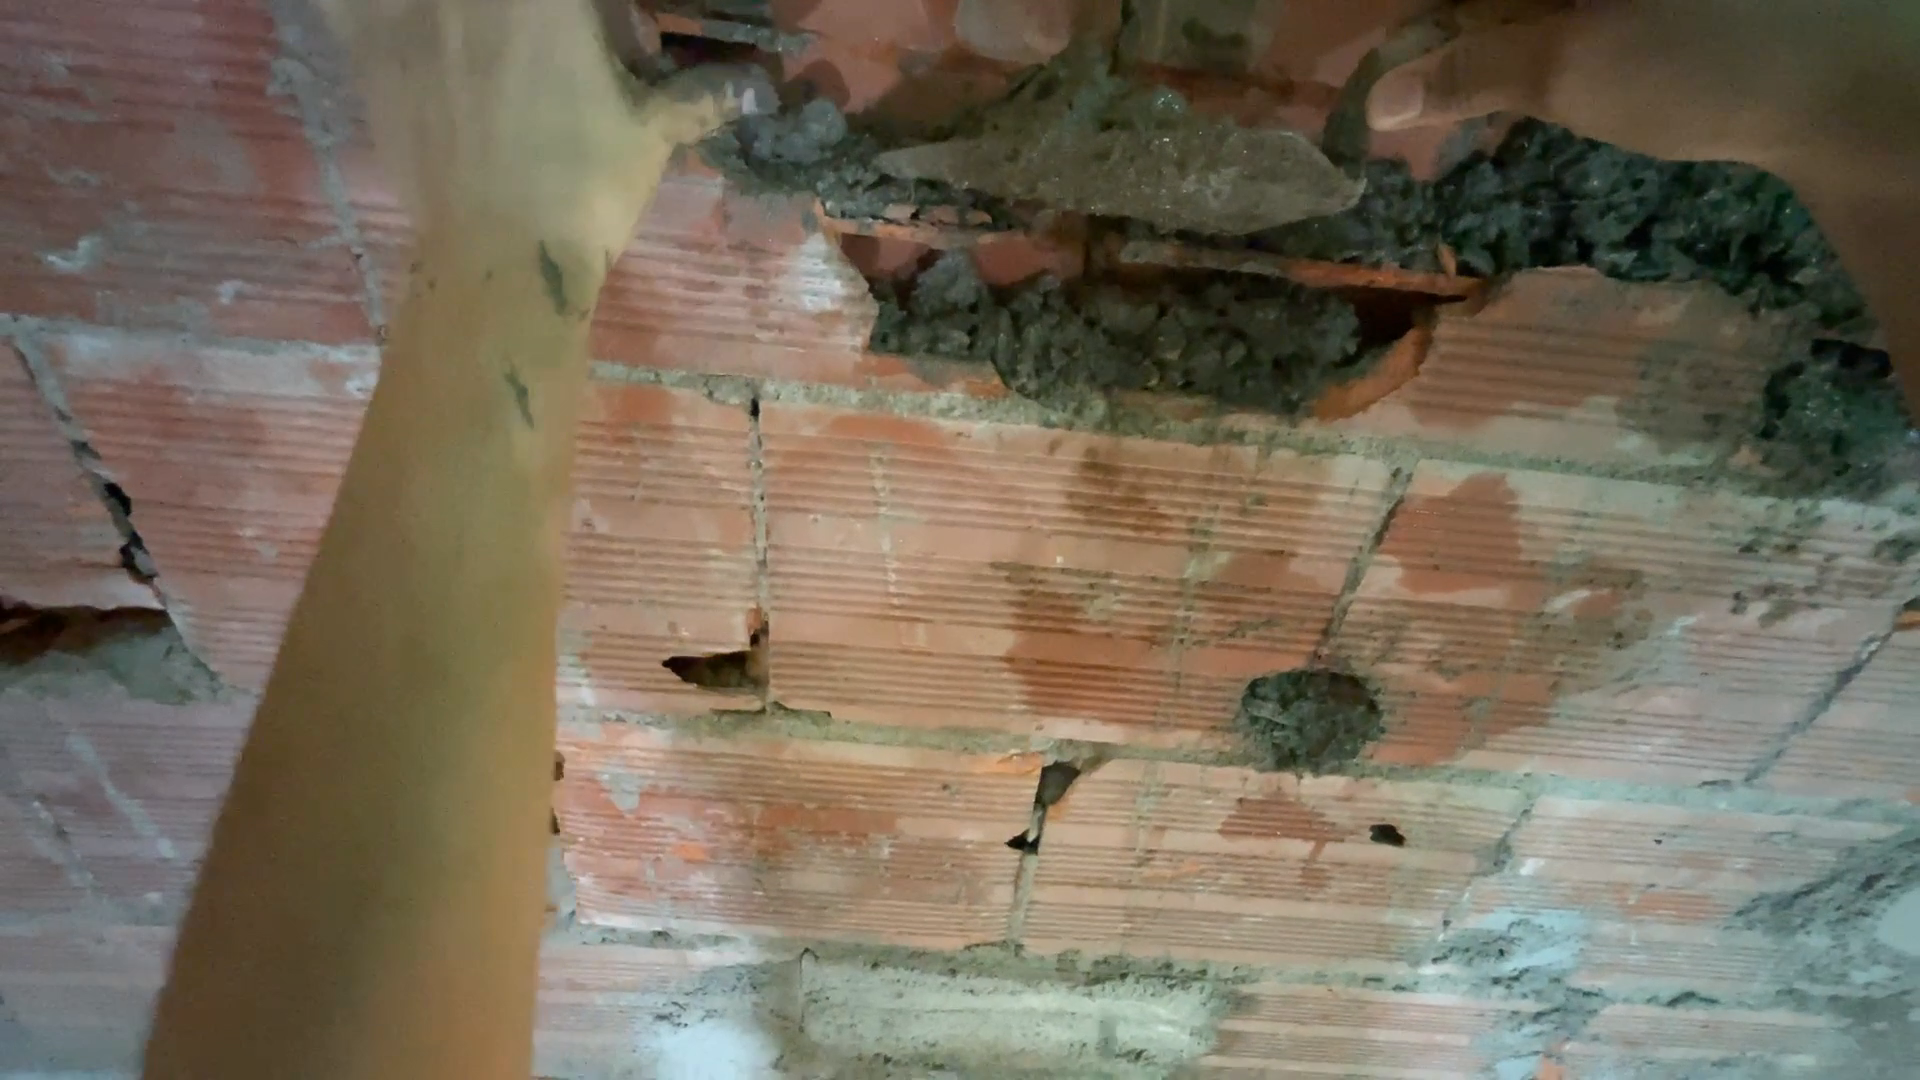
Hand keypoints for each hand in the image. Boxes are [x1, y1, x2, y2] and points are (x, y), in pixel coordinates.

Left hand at [322, 0, 772, 266]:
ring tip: (478, 29)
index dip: (597, 12)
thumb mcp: (651, 136)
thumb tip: (765, 86)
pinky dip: (360, 2)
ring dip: (459, 12)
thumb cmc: (587, 188)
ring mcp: (405, 1)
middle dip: (538, 14)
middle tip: (551, 36)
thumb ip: (701, 96)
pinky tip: (397, 19)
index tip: (607, 30)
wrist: (505, 252)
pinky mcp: (359, 36)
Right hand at [1366, 0, 1919, 192]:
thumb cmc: (1706, 58)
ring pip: (1526, 10)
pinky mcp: (1645, 10)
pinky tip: (1512, 79)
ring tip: (1450, 91)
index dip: (1422, 17)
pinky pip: (1561, 17)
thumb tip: (1377, 101)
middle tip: (1412, 85)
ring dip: (1483, 40)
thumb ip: (1467, 72)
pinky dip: (1529, 41)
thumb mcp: (1568, 68)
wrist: (1849, 83)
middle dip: (1449, 29)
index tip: (1388, 60)